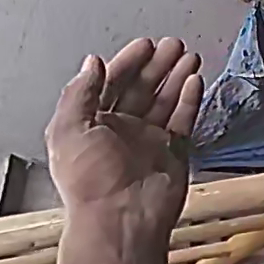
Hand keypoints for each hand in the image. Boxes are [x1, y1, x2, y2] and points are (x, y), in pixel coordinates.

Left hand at [46, 37, 203, 242]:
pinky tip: (195, 81)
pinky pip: (183, 120)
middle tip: (173, 45)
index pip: (112, 84)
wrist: (122, 218)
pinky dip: (190, 99)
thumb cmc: (90, 181)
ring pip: (165, 100)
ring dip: (176, 77)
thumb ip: (79, 93)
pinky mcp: (173, 152)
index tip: (145, 45)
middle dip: (157, 65)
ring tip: (189, 56)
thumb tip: (92, 64)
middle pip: (142, 88)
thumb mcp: (68, 131)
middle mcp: (121, 130)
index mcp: (92, 124)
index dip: (127, 62)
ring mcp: (149, 141)